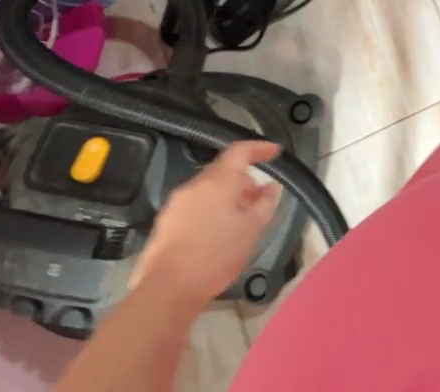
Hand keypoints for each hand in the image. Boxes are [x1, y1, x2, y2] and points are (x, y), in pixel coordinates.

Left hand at [133, 141, 281, 305]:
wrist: (166, 290)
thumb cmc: (216, 255)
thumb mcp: (251, 230)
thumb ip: (265, 204)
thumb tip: (271, 187)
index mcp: (217, 181)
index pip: (240, 151)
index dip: (259, 149)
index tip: (274, 152)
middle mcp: (193, 186)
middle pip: (222, 172)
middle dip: (243, 181)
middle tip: (259, 198)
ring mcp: (175, 205)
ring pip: (207, 191)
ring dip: (227, 197)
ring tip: (240, 219)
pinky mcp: (164, 225)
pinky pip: (194, 207)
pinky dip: (210, 211)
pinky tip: (217, 234)